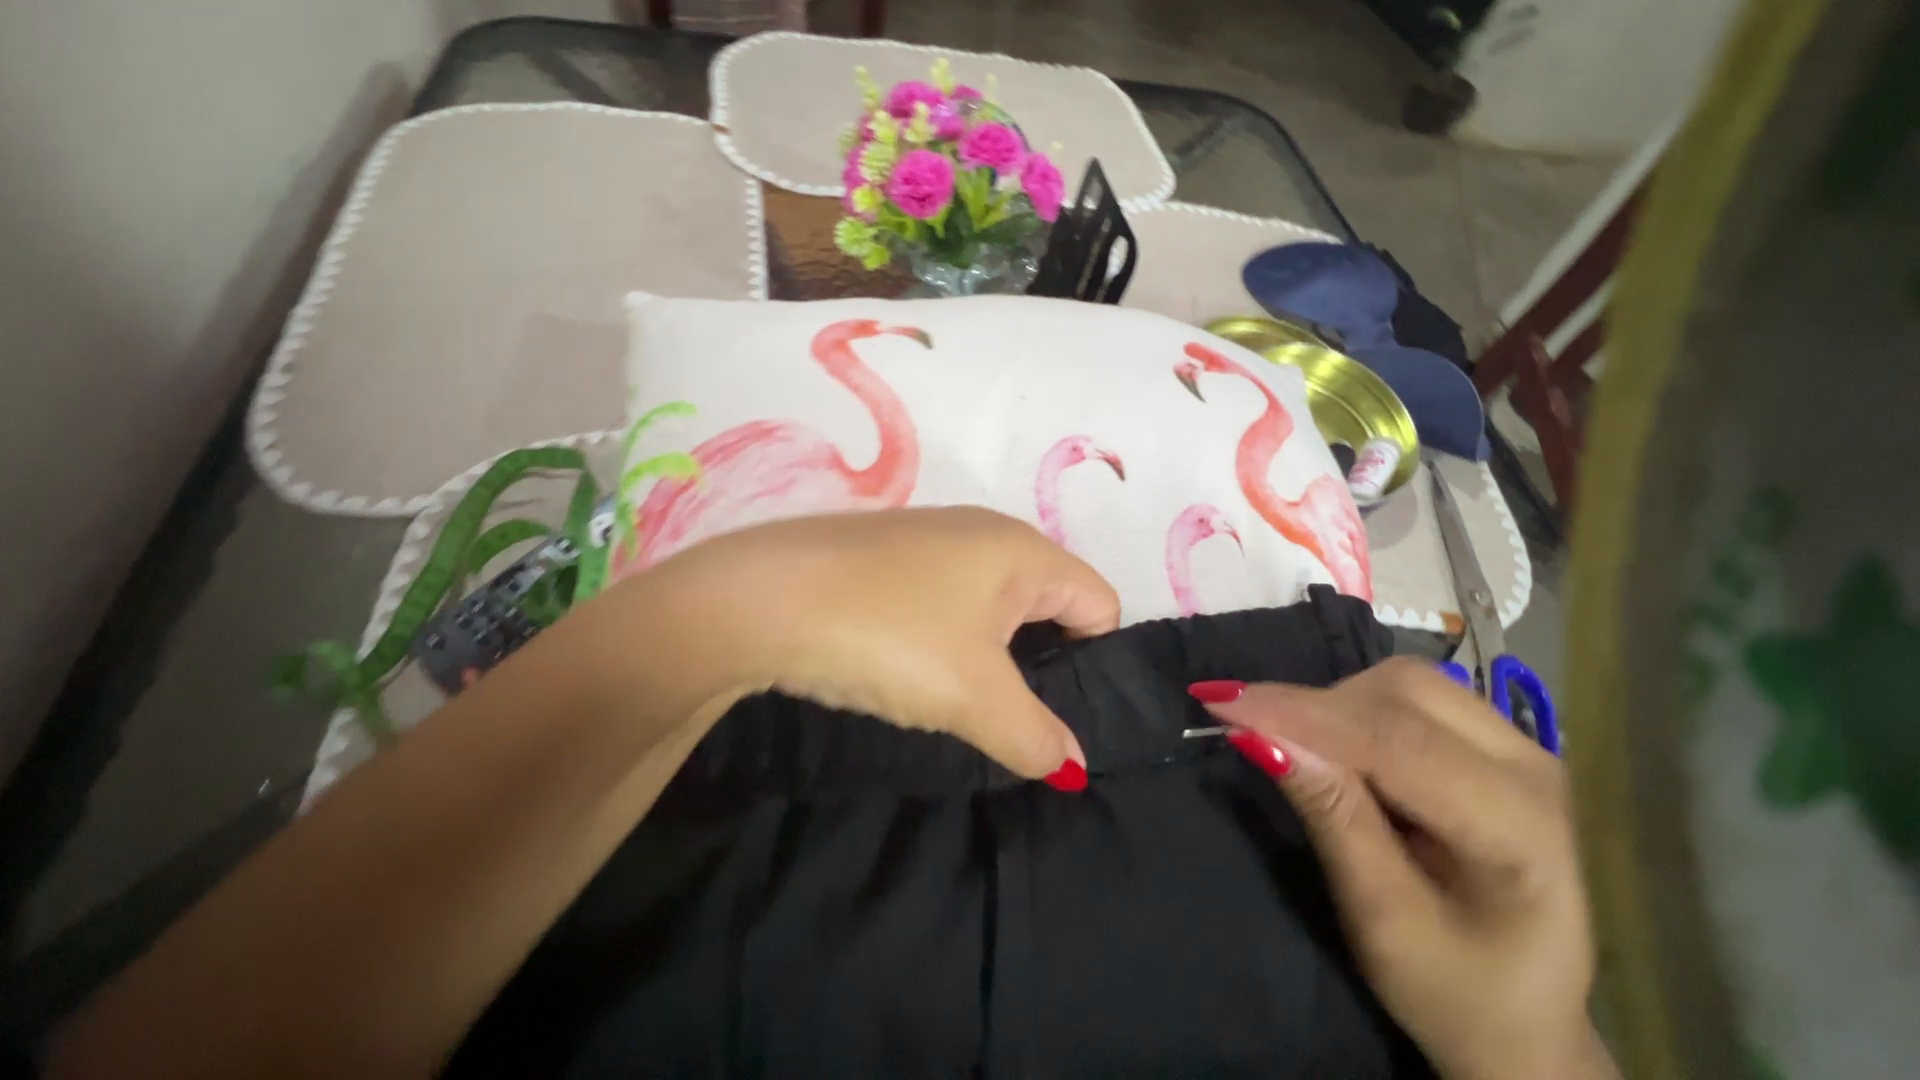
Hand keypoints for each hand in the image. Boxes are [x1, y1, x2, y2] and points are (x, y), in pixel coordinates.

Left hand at [595, 507, 1120, 786]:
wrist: (758, 599)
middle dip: (1040, 666)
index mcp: (1023, 550)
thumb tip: (1072, 766)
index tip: (1061, 718)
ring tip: (958, 706)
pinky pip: (942, 602)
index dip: (1094, 664)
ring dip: (988, 658)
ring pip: (990, 606)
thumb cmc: (888, 636)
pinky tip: (907, 673)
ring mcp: (928, 539)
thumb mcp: (972, 696)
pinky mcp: (882, 557)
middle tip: (1014, 721)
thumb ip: (1035, 735)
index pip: (1099, 603)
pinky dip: (943, 640)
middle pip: (1047, 603)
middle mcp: (983, 532)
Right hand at [1192, 659, 1616, 1079]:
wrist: (1522, 1023)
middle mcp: (1530, 765)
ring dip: (1334, 704)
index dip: (1302, 714)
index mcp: (1519, 824)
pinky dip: (1355, 710)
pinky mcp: (1494, 746)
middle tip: (1249, 732)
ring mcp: (1519, 748)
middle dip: (1316, 706)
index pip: (1396, 741)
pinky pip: (1413, 698)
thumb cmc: (1453, 991)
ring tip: (1294, 747)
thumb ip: (1332, 818)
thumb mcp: (1382, 920)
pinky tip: (1331, 746)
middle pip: (1404, 693)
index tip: (1220, 703)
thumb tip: (1260, 736)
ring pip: (1406, 684)